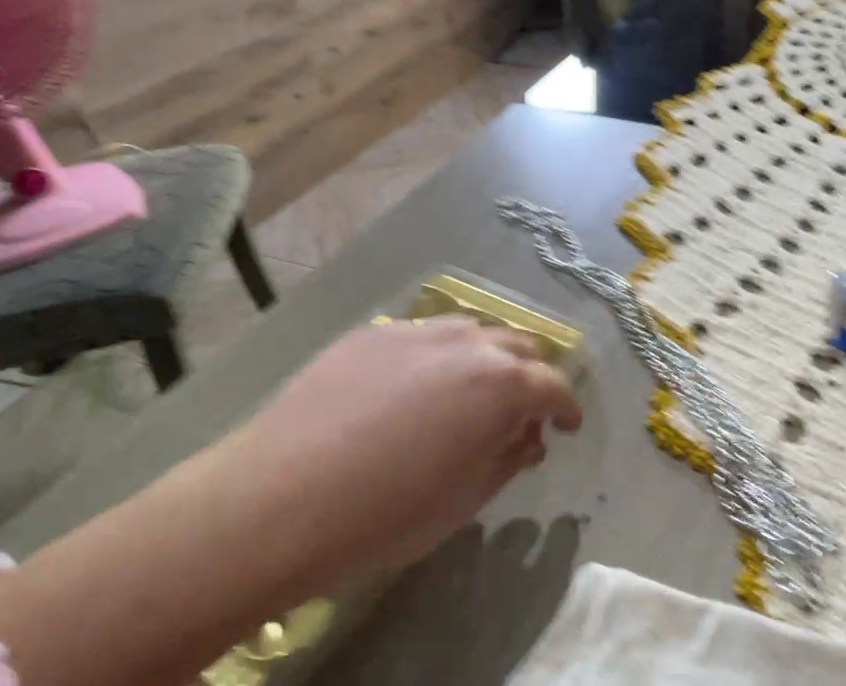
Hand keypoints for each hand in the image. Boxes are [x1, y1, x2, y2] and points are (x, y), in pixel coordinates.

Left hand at [219, 316, 582, 593]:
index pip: (553, 385)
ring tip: (466, 392)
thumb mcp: (465, 499)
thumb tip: (527, 438)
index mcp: (502, 384)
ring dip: (481, 359)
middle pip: (516, 346)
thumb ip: (508, 459)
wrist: (278, 500)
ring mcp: (413, 331)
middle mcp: (466, 343)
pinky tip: (408, 391)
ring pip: (467, 332)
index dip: (566, 407)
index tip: (567, 426)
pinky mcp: (368, 335)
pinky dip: (432, 358)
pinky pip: (418, 337)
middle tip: (517, 411)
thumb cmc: (387, 513)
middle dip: (527, 376)